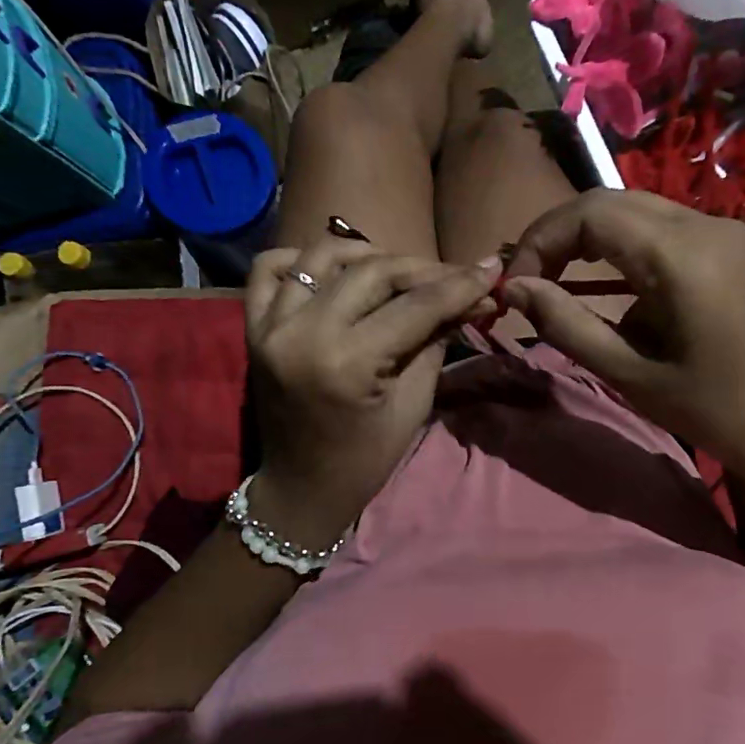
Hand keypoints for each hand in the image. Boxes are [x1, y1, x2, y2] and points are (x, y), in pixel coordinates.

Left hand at [246, 239, 501, 538]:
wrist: (302, 488)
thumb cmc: (366, 460)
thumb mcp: (413, 404)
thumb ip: (436, 341)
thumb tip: (472, 297)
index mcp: (346, 363)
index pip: (414, 306)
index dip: (459, 285)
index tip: (490, 269)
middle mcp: (303, 332)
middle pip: (374, 272)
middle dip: (423, 269)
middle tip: (456, 276)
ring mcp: (271, 325)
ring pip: (324, 256)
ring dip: (370, 255)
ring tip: (401, 272)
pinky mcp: (254, 326)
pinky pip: (270, 268)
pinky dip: (303, 260)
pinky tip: (334, 272)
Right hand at [503, 189, 744, 462]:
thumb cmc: (701, 405)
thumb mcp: (624, 371)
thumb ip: (564, 323)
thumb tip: (512, 288)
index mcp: (682, 257)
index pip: (592, 215)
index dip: (541, 240)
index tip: (516, 284)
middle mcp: (703, 225)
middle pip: (607, 202)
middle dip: (557, 235)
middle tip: (528, 279)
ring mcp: (716, 228)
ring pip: (628, 207)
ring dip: (582, 236)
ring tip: (551, 275)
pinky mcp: (719, 240)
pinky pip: (652, 223)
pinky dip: (613, 242)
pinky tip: (595, 273)